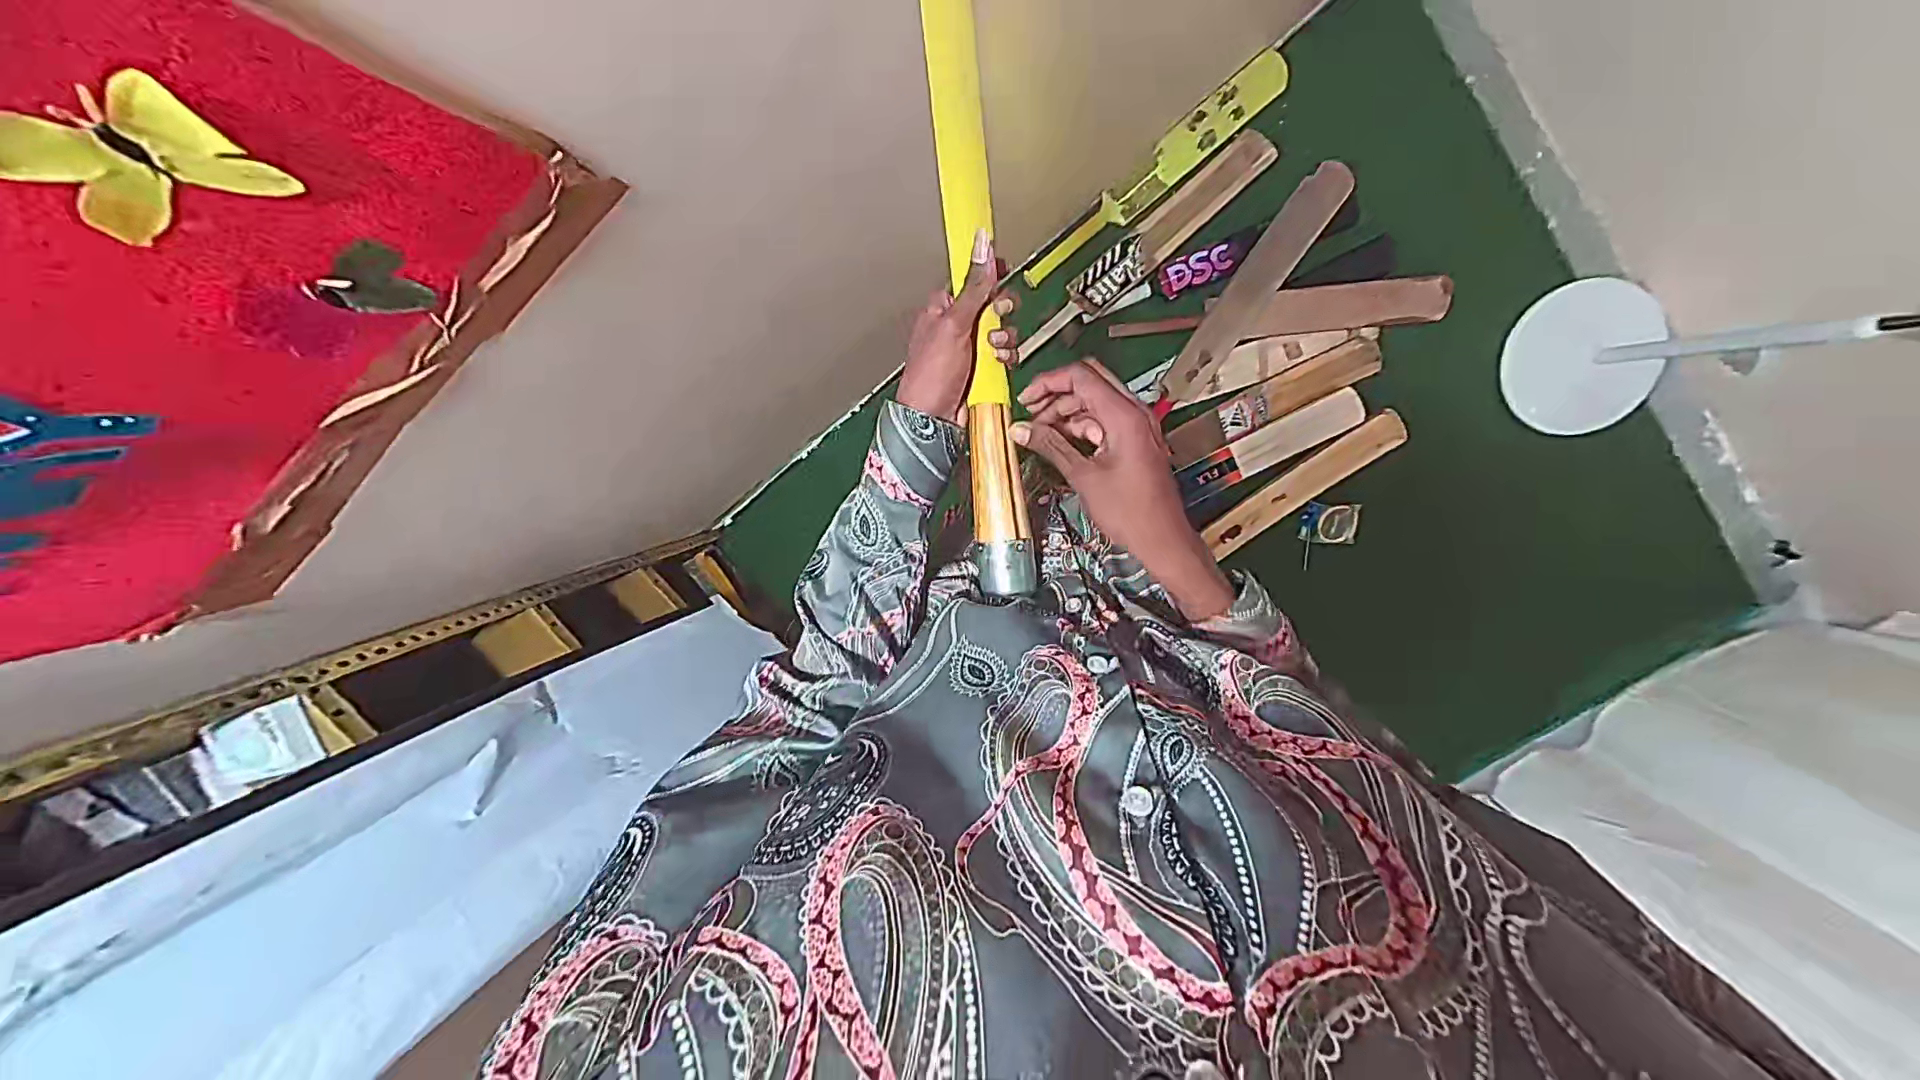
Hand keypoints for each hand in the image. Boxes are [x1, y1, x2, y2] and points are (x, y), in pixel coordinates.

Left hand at [896, 229, 1018, 422]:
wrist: (933, 419)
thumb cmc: (930, 376)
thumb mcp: (954, 324)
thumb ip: (974, 286)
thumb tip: (982, 246)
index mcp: (943, 308)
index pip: (972, 279)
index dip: (989, 277)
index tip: (1001, 278)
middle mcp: (957, 326)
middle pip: (993, 305)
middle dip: (1000, 315)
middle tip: (992, 325)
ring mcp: (970, 348)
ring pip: (1002, 331)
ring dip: (1003, 341)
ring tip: (991, 352)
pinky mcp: (982, 369)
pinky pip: (1003, 356)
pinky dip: (1005, 360)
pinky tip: (996, 366)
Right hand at [1013, 358, 1234, 620]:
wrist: (1161, 538)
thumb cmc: (1134, 513)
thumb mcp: (1083, 477)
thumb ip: (1051, 446)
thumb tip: (1023, 430)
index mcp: (1124, 416)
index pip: (1080, 376)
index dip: (1048, 383)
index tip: (1026, 398)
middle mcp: (1134, 414)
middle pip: (1088, 382)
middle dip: (1055, 394)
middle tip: (1030, 412)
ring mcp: (1136, 426)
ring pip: (1094, 401)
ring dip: (1066, 412)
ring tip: (1041, 432)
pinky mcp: (1134, 441)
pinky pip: (1103, 420)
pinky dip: (1080, 426)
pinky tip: (1061, 442)